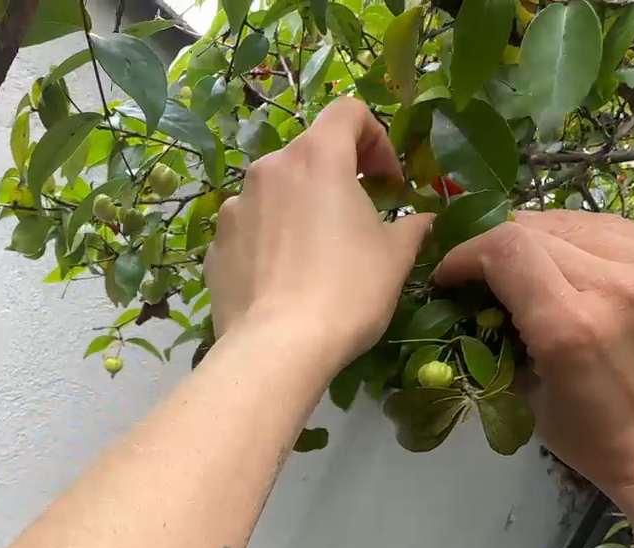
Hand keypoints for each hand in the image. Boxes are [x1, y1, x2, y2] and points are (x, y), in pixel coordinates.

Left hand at [205, 98, 431, 373]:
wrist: (276, 349)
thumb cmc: (346, 294)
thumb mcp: (394, 259)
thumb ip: (409, 228)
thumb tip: (419, 221)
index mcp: (316, 157)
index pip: (347, 113)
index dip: (374, 138)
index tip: (386, 181)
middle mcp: (267, 172)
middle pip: (306, 156)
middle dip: (333, 180)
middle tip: (353, 221)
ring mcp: (234, 211)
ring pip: (272, 196)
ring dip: (296, 213)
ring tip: (312, 258)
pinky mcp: (214, 250)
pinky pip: (248, 234)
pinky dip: (266, 245)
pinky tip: (281, 283)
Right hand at [435, 211, 633, 495]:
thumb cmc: (591, 437)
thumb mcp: (526, 395)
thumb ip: (503, 337)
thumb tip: (476, 296)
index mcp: (569, 327)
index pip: (506, 251)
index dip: (465, 253)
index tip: (448, 275)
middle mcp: (616, 286)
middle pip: (535, 230)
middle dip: (492, 246)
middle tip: (478, 272)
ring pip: (574, 221)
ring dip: (534, 236)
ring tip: (519, 262)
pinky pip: (613, 228)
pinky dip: (577, 238)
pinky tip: (564, 258)